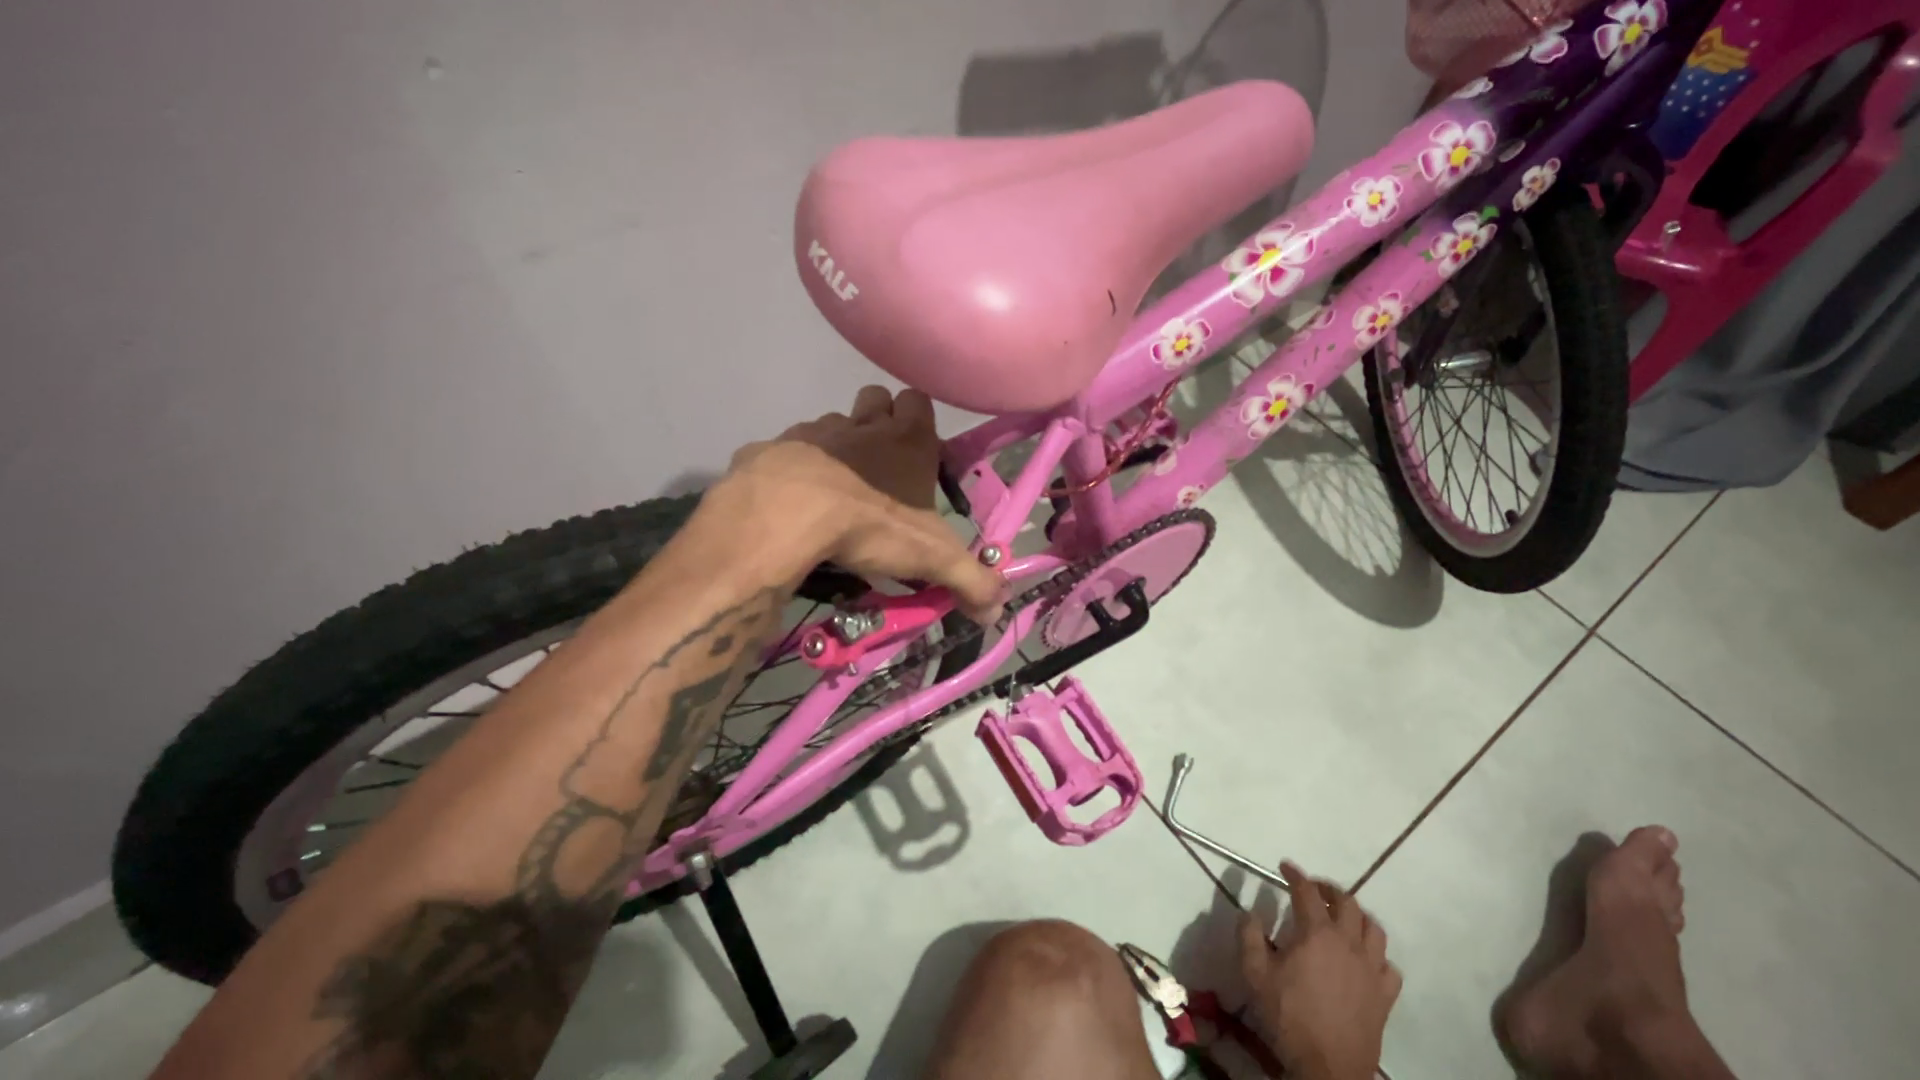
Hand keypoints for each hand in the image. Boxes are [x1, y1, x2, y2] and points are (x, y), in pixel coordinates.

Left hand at [715, 385, 1003, 619]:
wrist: (786, 515)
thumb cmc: (871, 524)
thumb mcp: (932, 558)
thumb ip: (969, 581)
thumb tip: (997, 612)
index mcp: (906, 439)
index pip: (919, 402)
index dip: (920, 422)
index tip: (920, 456)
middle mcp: (863, 425)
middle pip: (876, 399)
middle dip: (879, 422)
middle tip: (881, 468)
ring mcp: (815, 433)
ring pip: (831, 426)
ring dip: (837, 449)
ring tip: (836, 491)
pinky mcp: (773, 449)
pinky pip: (788, 452)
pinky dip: (794, 471)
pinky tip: (794, 503)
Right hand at [1239, 862, 1400, 1079]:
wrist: (1328, 1066)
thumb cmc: (1288, 1016)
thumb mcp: (1255, 975)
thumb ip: (1250, 937)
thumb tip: (1250, 913)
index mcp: (1317, 934)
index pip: (1307, 892)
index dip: (1295, 875)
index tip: (1285, 867)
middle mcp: (1349, 943)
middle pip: (1347, 902)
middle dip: (1329, 889)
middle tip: (1314, 890)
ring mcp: (1372, 969)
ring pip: (1374, 928)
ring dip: (1357, 916)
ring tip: (1343, 918)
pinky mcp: (1386, 994)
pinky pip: (1389, 965)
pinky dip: (1377, 955)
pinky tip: (1365, 960)